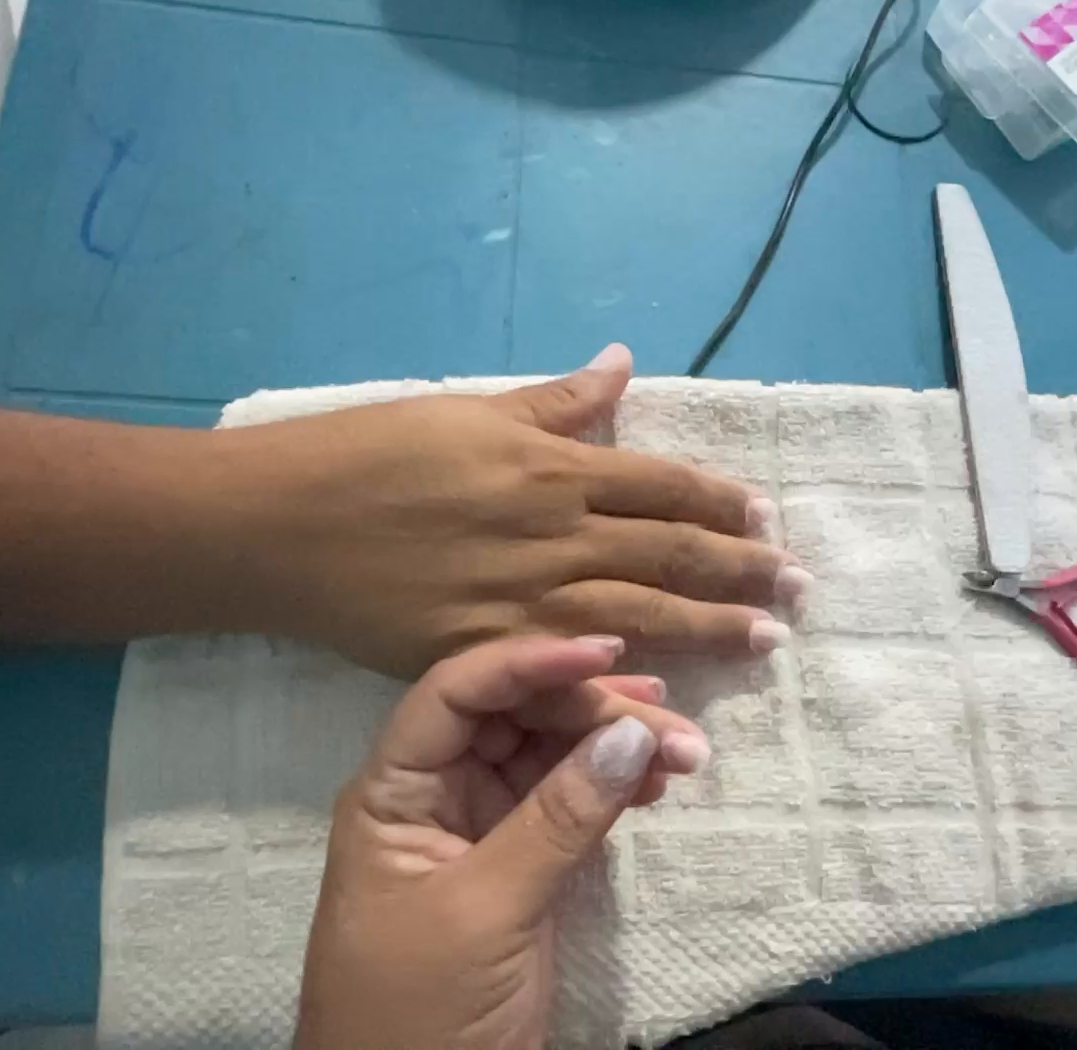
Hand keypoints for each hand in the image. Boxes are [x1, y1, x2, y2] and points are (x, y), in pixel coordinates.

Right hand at [204, 344, 802, 678]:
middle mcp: (552, 534)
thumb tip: (623, 363)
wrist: (280, 526)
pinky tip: (673, 713)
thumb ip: (556, 401)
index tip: (766, 518)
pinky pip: (570, 680)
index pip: (662, 485)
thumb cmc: (371, 454)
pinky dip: (625, 698)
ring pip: (640, 616)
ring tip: (765, 641)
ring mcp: (523, 601)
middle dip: (739, 569)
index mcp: (550, 467)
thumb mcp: (467, 410)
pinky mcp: (486, 655)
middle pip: (667, 552)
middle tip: (796, 587)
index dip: (722, 501)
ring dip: (709, 628)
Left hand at [296, 635, 706, 1049]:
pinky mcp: (524, 857)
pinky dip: (616, 785)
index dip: (529, 661)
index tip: (604, 654)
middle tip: (671, 723)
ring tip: (685, 749)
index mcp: (396, 788)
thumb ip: (558, 817)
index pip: (458, 692)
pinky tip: (658, 780)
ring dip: (616, 744)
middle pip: (517, 716)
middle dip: (593, 710)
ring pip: (552, 753)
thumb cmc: (419, 1017)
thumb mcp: (485, 911)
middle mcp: (438, 789)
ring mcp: (484, 822)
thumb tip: (632, 732)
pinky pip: (573, 798)